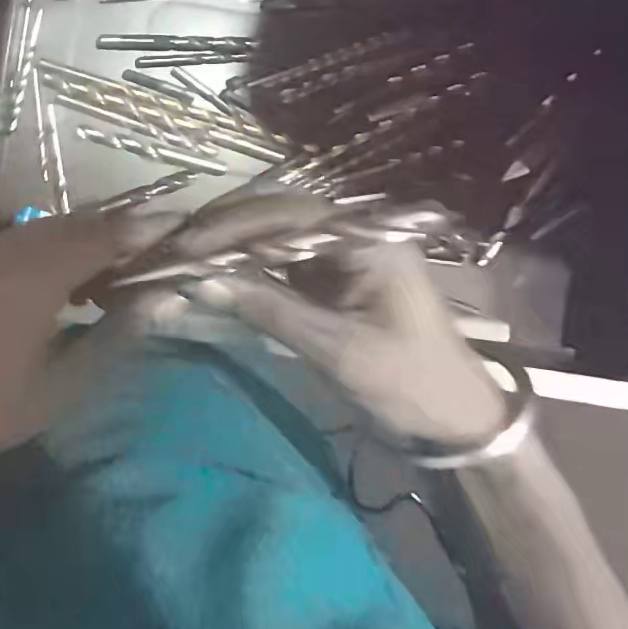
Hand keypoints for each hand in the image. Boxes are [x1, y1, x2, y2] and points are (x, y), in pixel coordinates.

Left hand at [0, 210, 182, 481]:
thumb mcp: (69, 380)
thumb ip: (121, 330)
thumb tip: (169, 297)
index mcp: (36, 275)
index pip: (106, 236)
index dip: (146, 230)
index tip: (181, 229)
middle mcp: (10, 248)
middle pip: (82, 223)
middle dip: (123, 232)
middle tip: (158, 252)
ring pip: (56, 226)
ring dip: (92, 238)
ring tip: (122, 268)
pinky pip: (31, 236)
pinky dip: (62, 245)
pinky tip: (75, 276)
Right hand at [173, 190, 506, 451]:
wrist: (455, 415)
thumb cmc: (408, 381)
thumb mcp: (337, 349)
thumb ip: (270, 308)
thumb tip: (203, 279)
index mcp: (366, 237)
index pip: (284, 214)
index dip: (228, 227)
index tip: (182, 247)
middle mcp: (354, 231)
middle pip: (276, 213)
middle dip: (223, 228)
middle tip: (173, 248)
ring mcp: (343, 250)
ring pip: (275, 232)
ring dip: (230, 243)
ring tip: (183, 257)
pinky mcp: (334, 273)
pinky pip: (283, 258)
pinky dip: (248, 264)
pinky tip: (216, 271)